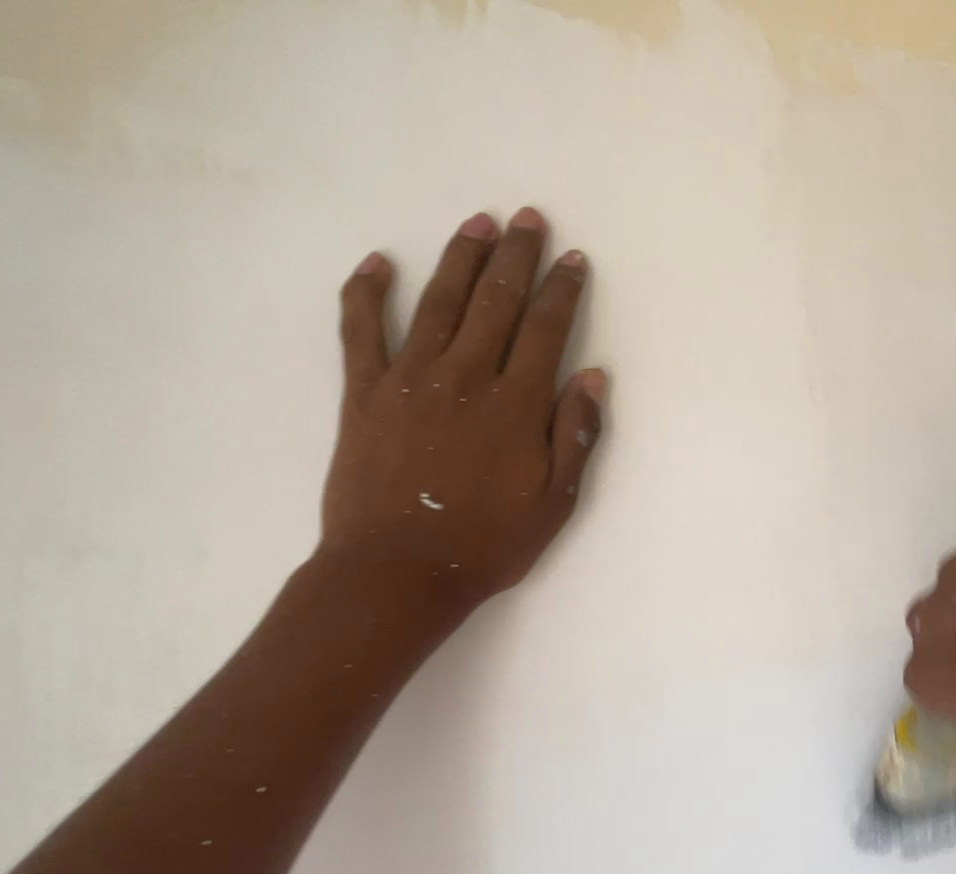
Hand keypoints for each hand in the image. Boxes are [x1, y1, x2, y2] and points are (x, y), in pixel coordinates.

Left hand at [320, 208, 604, 602]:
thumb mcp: (555, 502)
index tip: (573, 259)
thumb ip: (576, 436)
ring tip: (478, 224)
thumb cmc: (487, 543)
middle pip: (496, 302)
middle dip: (516, 256)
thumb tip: (594, 378)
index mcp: (515, 405)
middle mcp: (464, 377)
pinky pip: (360, 329)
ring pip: (439, 302)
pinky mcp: (362, 392)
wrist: (397, 573)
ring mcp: (408, 379)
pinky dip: (367, 293)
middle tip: (528, 218)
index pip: (546, 330)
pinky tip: (378, 263)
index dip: (562, 290)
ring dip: (460, 259)